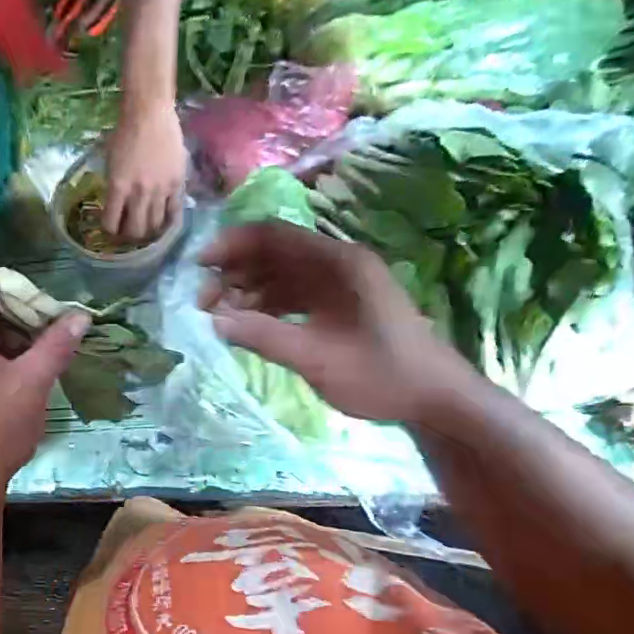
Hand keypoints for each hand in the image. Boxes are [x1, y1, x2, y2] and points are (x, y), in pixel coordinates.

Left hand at [0, 279, 89, 498]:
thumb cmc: (0, 428)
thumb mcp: (33, 382)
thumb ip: (56, 345)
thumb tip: (81, 315)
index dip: (12, 288)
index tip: (44, 301)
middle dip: (18, 311)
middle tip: (52, 320)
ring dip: (16, 332)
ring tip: (49, 339)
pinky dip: (8, 350)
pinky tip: (34, 360)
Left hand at [104, 100, 187, 245]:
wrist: (150, 112)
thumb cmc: (125, 133)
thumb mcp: (109, 162)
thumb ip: (114, 186)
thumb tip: (118, 206)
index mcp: (117, 187)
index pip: (111, 223)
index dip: (110, 230)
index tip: (112, 229)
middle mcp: (138, 193)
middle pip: (135, 231)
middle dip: (130, 236)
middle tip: (130, 233)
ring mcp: (160, 190)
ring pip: (155, 226)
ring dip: (149, 232)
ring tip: (148, 229)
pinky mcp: (177, 184)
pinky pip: (174, 212)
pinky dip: (169, 222)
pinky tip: (166, 224)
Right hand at [200, 221, 471, 423]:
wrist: (434, 398)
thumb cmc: (381, 374)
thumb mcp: (316, 358)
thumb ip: (264, 336)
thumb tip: (213, 321)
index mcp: (337, 263)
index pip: (273, 235)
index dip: (231, 245)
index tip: (198, 268)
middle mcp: (337, 264)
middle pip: (273, 253)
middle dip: (233, 272)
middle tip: (203, 303)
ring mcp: (339, 285)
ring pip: (279, 276)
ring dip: (247, 291)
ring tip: (218, 317)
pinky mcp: (338, 305)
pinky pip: (292, 295)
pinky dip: (266, 306)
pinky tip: (246, 325)